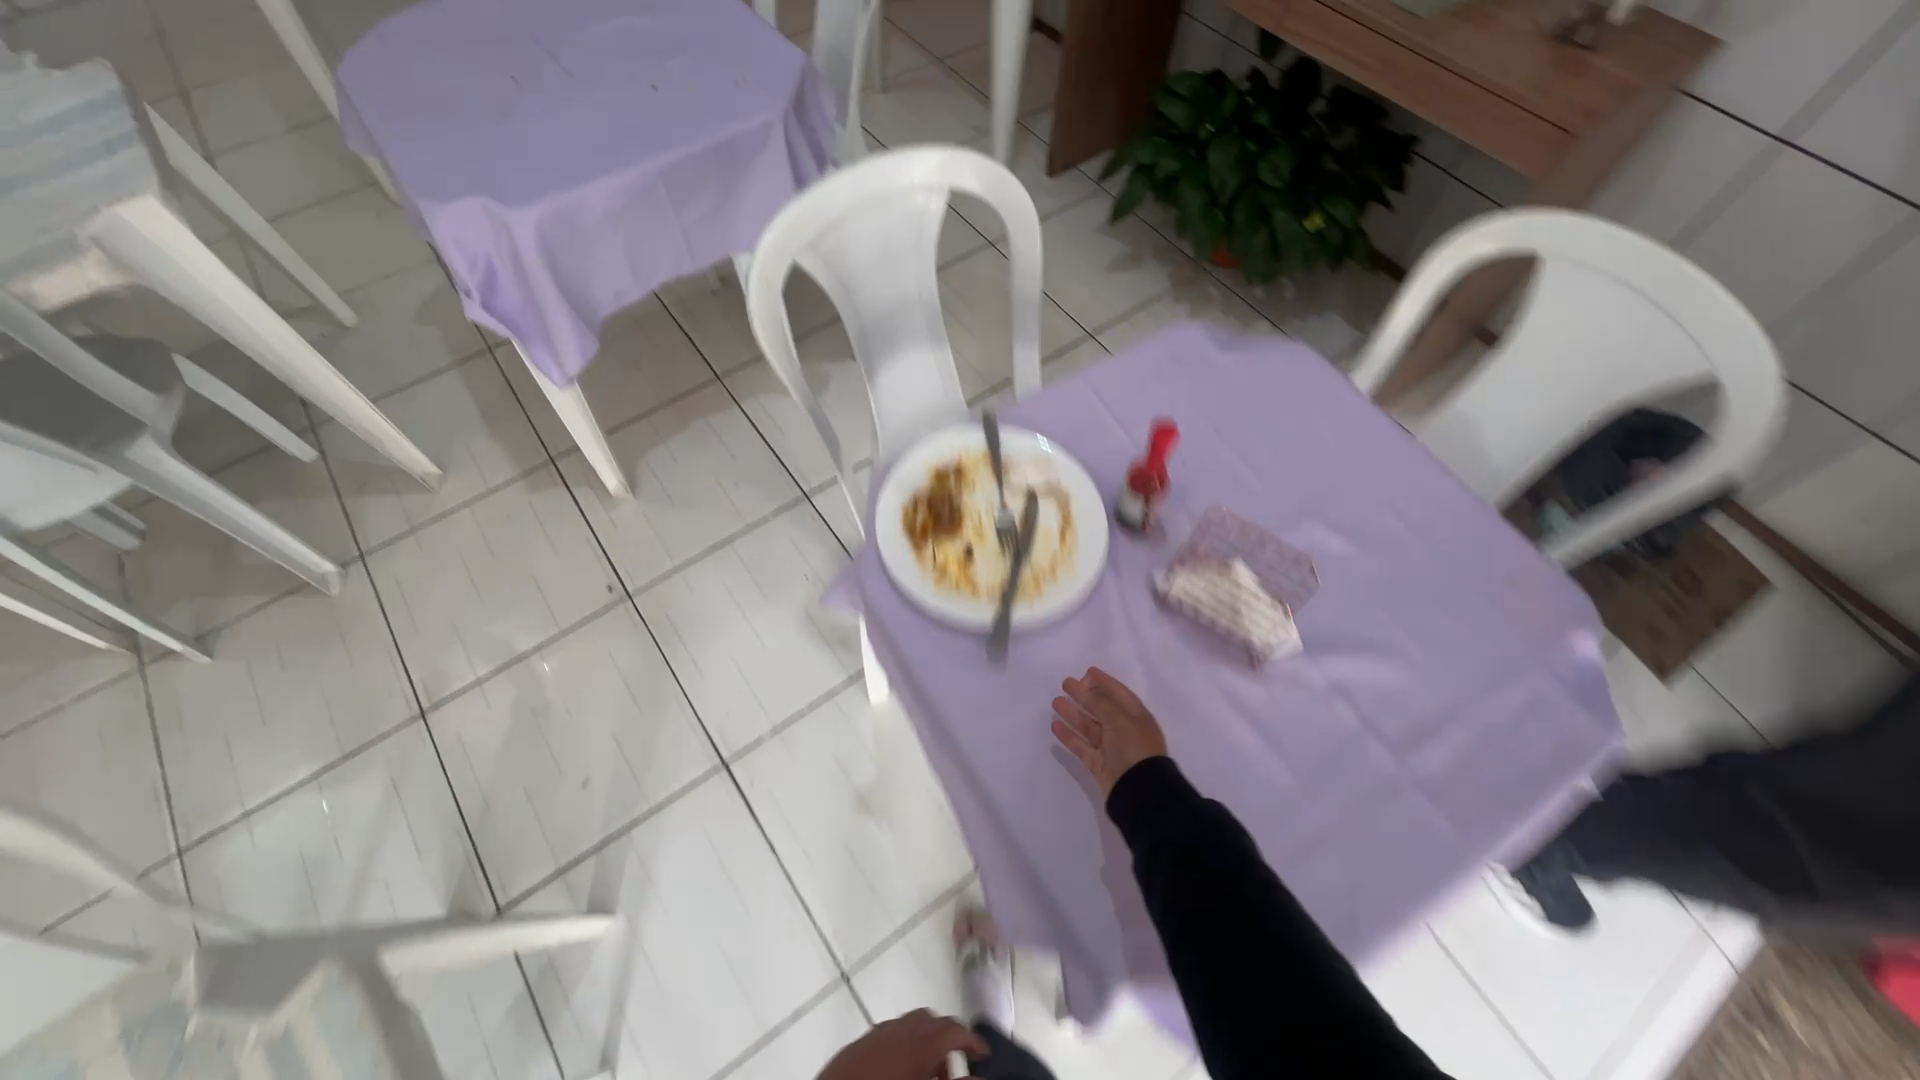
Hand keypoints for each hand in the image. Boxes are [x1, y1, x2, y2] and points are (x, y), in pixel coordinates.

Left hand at [816, 1009, 986, 1079]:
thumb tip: (978, 1078)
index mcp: (920, 1042)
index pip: (956, 1029)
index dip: (973, 1041)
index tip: (983, 1056)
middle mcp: (900, 1029)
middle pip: (933, 1021)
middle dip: (948, 1041)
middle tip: (953, 1072)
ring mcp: (877, 1032)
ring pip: (910, 1025)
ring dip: (925, 1042)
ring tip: (927, 1074)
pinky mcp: (859, 1043)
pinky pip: (890, 1033)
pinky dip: (903, 1045)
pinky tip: (899, 1071)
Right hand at [1050, 667, 1167, 795]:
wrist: (1140, 790)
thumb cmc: (1134, 748)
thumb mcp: (1119, 719)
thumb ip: (1100, 702)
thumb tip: (1086, 687)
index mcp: (1136, 716)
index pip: (1119, 693)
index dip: (1104, 682)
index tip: (1087, 671)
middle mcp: (1124, 730)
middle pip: (1101, 708)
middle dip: (1084, 696)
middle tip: (1066, 684)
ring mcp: (1111, 748)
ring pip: (1089, 726)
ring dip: (1073, 714)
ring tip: (1055, 702)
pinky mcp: (1099, 764)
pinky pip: (1082, 746)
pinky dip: (1069, 736)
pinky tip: (1055, 726)